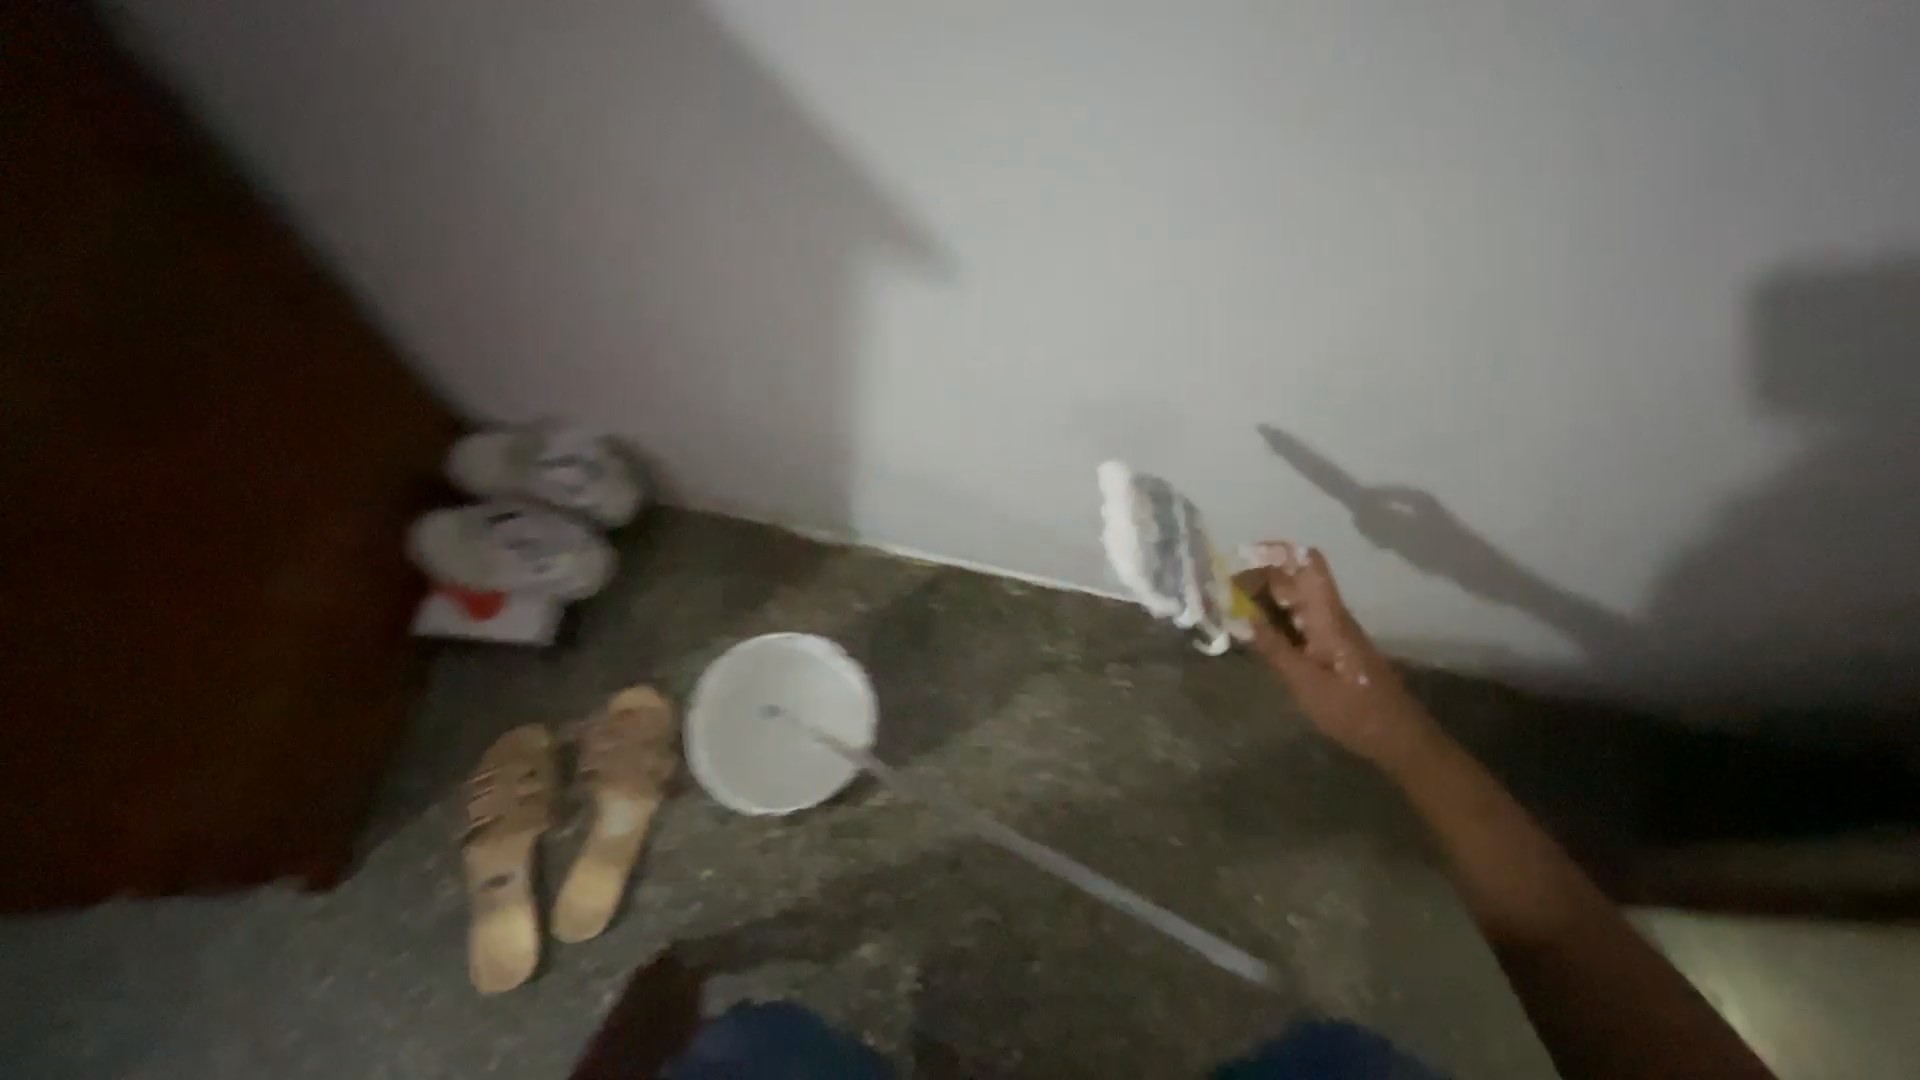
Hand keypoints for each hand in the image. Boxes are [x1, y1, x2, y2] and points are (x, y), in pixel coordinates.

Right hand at [1234, 542, 1436, 765]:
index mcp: (1328, 617)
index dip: (1276, 552)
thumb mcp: (1306, 683)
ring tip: (1228, 606)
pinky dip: (1272, 620)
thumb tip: (1240, 617)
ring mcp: (1330, 631)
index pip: (1307, 564)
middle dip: (1258, 576)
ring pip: (1294, 600)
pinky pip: (1297, 621)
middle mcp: (1330, 615)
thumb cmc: (1353, 711)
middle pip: (1295, 578)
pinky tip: (1252, 631)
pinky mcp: (1329, 648)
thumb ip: (1273, 648)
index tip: (1240, 557)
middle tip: (1220, 589)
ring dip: (1262, 597)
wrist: (1398, 738)